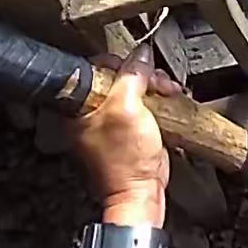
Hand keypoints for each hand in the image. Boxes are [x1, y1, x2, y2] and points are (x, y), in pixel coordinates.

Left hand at [68, 45, 172, 225]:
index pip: (95, 66)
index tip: (137, 67)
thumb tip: (141, 54)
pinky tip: (169, 98)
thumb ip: (133, 76)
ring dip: (154, 84)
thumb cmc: (126, 161)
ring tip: (168, 92)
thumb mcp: (129, 108)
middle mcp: (90, 111)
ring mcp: (111, 120)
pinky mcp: (130, 128)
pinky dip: (157, 97)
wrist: (141, 192)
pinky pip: (143, 102)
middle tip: (157, 82)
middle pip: (118, 75)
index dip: (119, 62)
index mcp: (78, 106)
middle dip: (143, 74)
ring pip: (134, 87)